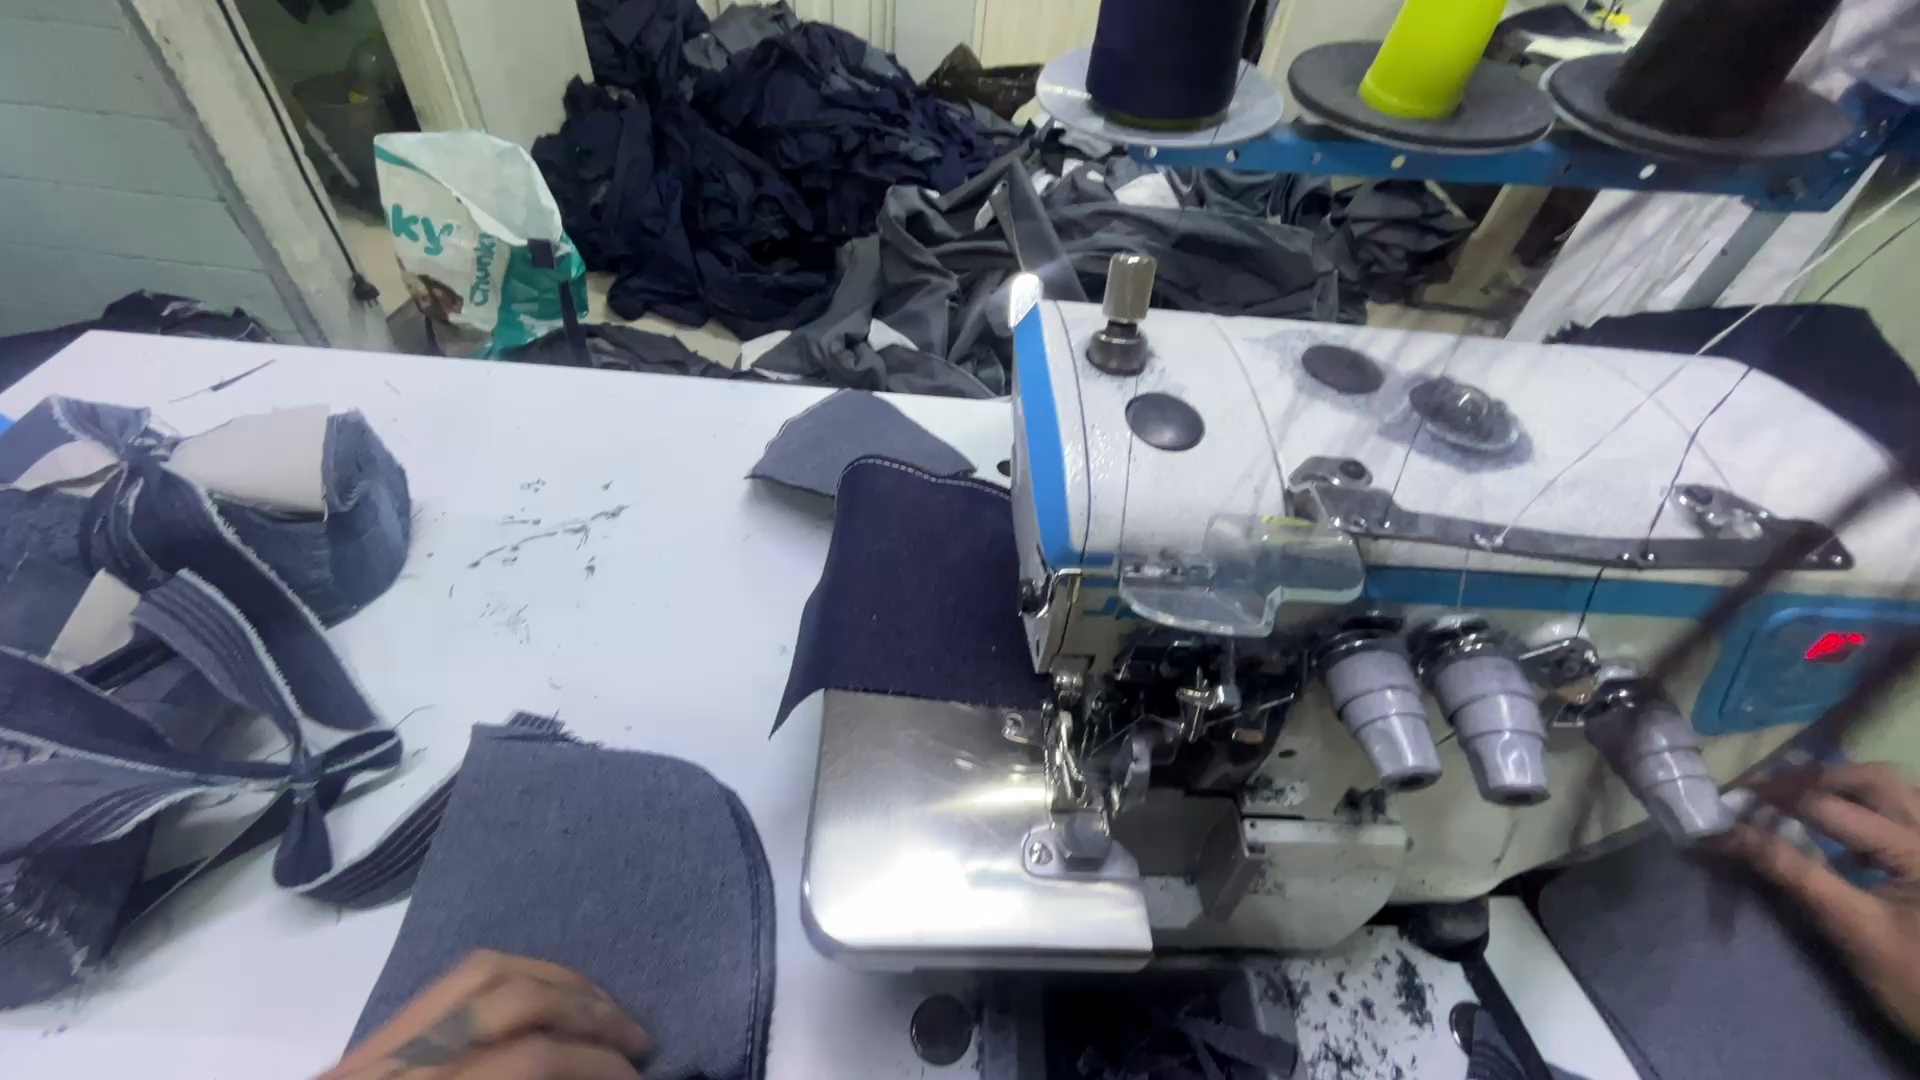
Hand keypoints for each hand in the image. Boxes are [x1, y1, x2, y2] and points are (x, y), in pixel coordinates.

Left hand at [320, 950, 650, 1079]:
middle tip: (634, 1036)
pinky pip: (456, 980)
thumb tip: (599, 1079)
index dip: (596, 1064)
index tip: (639, 1077)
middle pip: (514, 1000)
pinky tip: (547, 996)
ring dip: (558, 980)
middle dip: (590, 1011)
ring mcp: (378, 1048)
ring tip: (599, 1005)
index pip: (529, 1060)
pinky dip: (515, 975)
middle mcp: (396, 1067)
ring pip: (487, 971)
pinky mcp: (374, 1042)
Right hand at [1723, 762, 1919, 1038]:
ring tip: (1803, 806)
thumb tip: (1718, 835)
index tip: (1729, 802)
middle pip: (1876, 780)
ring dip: (1846, 790)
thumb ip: (1788, 871)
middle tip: (1769, 796)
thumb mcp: (1850, 927)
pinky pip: (1913, 816)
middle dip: (1816, 780)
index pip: (1827, 807)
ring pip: (1900, 792)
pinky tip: (1850, 841)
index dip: (1772, 801)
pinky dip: (1874, 812)